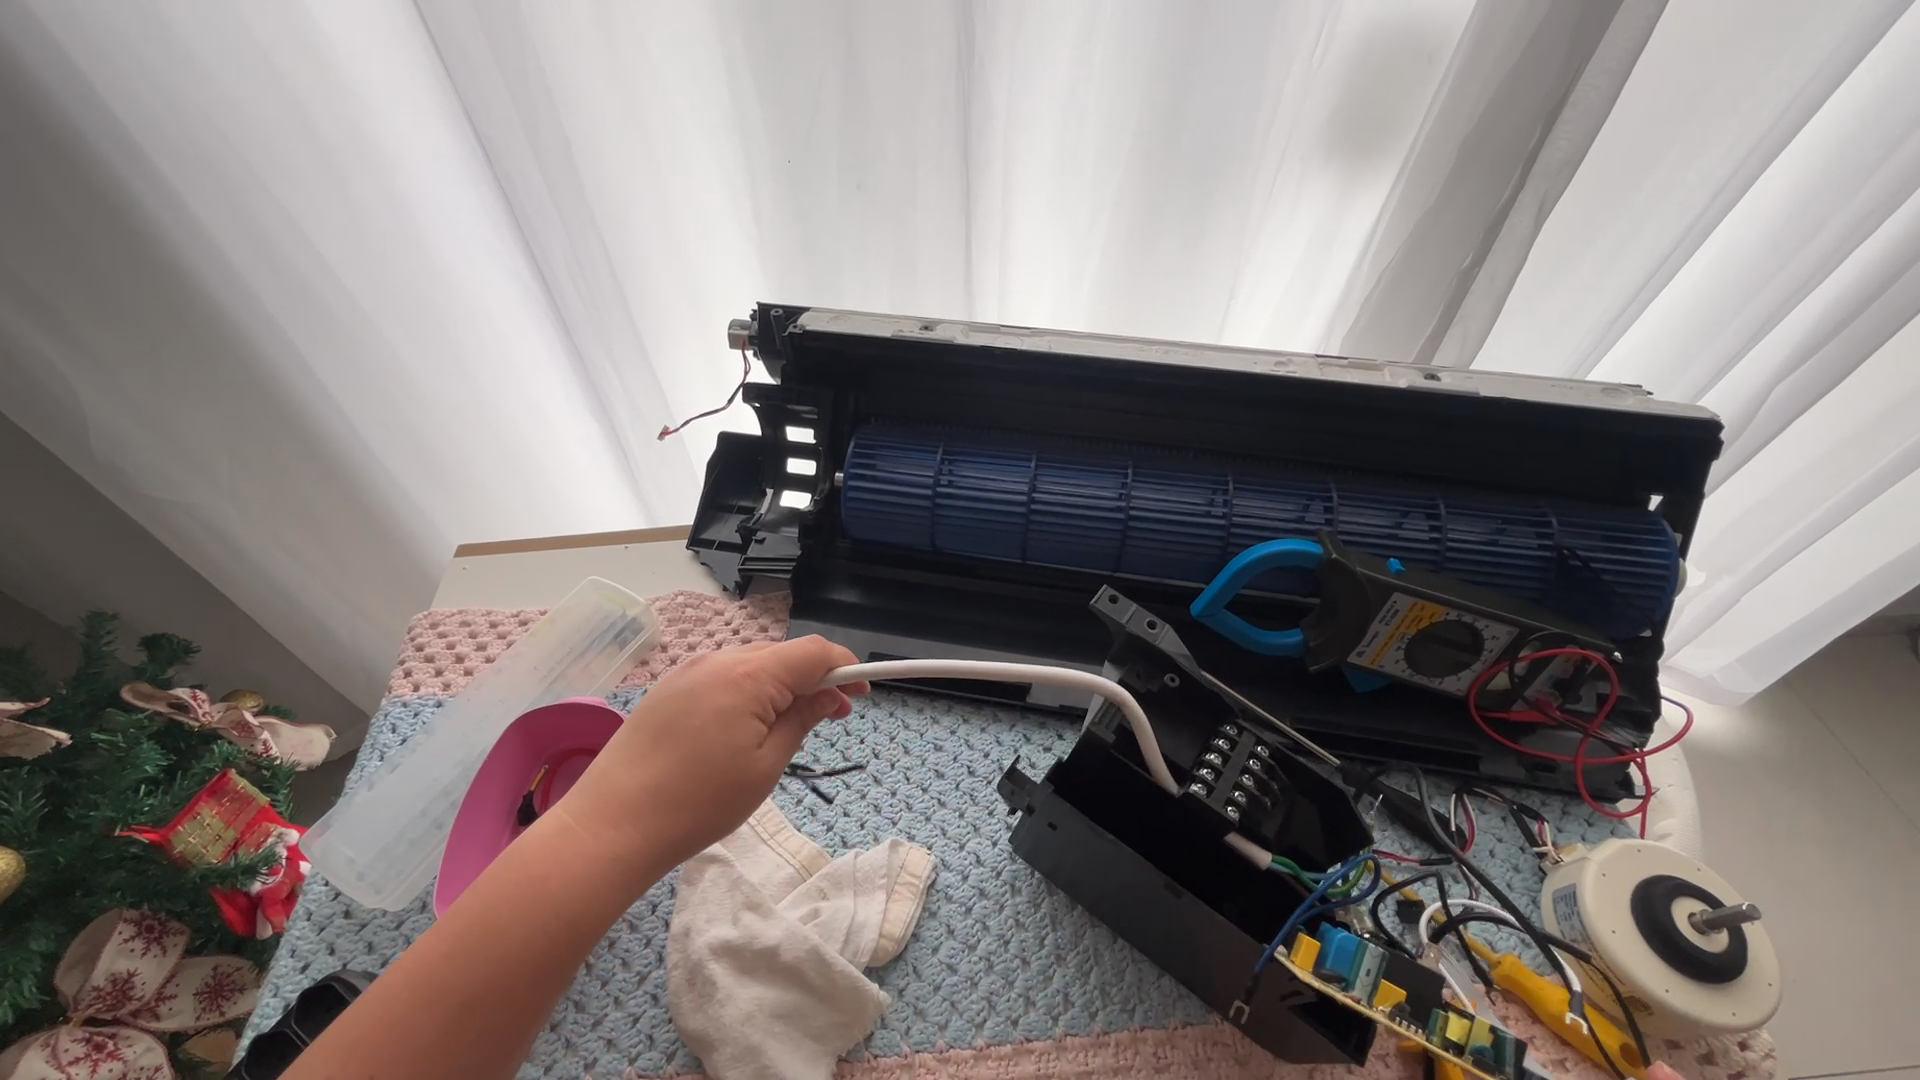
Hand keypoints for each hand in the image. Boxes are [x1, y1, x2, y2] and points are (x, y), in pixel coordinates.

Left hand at [549, 636, 868, 890]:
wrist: (610, 825)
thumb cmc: (698, 802)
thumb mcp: (765, 766)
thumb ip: (802, 720)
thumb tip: (828, 695)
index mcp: (748, 675)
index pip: (813, 651)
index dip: (845, 666)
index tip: (861, 695)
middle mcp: (718, 659)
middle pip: (783, 654)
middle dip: (815, 678)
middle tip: (832, 716)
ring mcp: (689, 671)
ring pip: (753, 664)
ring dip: (781, 685)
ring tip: (790, 726)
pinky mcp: (669, 688)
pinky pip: (723, 676)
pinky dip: (749, 691)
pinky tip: (747, 725)